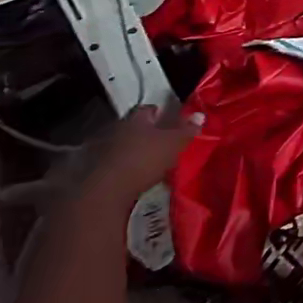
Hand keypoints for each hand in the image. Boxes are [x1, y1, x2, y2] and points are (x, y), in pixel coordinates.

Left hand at [84, 105, 202, 201]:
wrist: (108, 192)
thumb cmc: (144, 159)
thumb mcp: (173, 144)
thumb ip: (186, 130)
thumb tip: (201, 115)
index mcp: (136, 119)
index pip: (147, 109)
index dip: (158, 112)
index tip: (167, 117)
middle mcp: (120, 131)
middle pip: (136, 128)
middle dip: (148, 133)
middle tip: (164, 140)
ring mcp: (107, 152)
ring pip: (127, 146)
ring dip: (138, 152)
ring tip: (153, 161)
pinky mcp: (102, 173)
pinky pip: (120, 165)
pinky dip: (130, 168)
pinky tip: (139, 177)